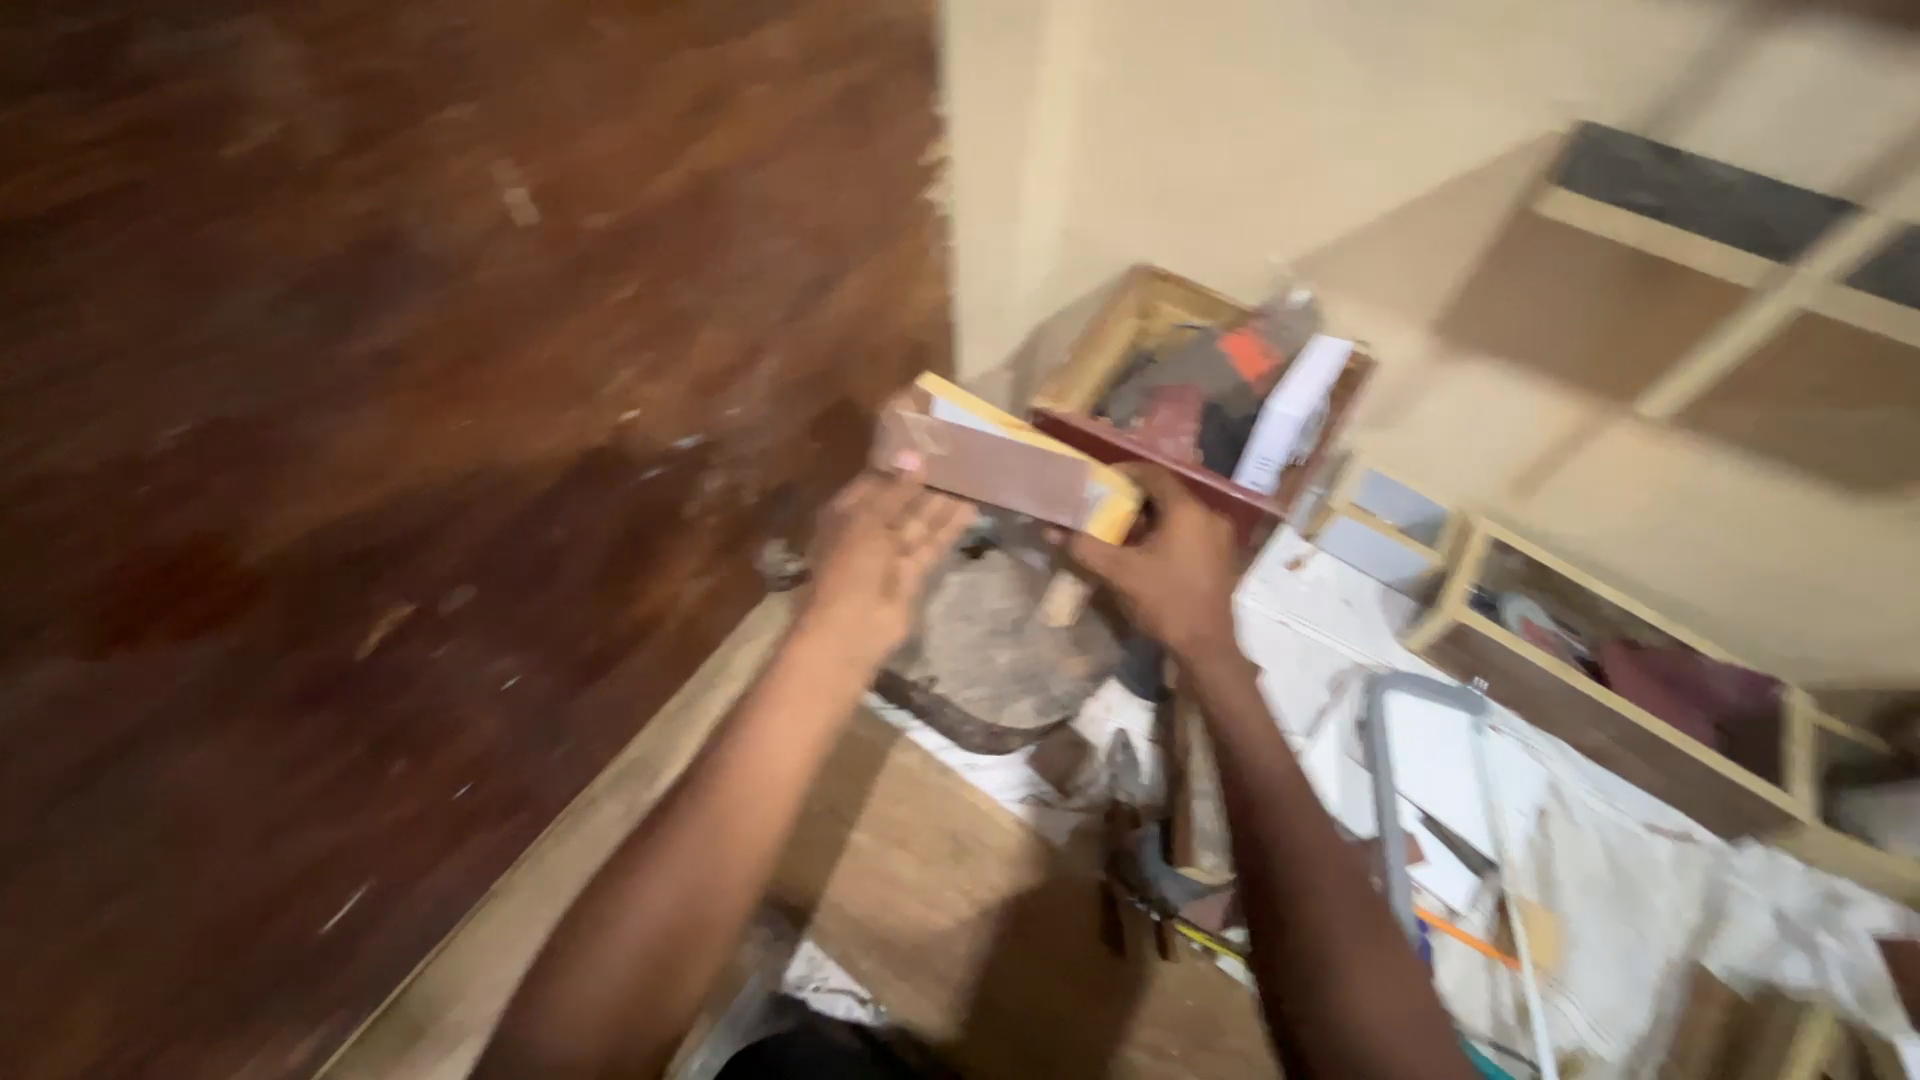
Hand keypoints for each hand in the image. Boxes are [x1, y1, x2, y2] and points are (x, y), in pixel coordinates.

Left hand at [796, 459, 974, 672]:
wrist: (852, 627)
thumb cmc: (849, 565)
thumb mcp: (869, 520)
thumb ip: (897, 490)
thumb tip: (915, 456)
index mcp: (845, 514)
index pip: (874, 482)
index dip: (898, 466)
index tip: (927, 445)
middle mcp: (867, 531)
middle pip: (899, 502)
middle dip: (924, 483)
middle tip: (956, 459)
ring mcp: (890, 554)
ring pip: (919, 523)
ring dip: (941, 503)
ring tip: (970, 477)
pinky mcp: (912, 574)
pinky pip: (932, 545)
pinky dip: (949, 528)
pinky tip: (970, 508)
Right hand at [1068, 463, 1238, 659]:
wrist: (1205, 647)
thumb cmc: (1164, 602)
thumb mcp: (1118, 573)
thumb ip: (1085, 547)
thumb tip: (1052, 531)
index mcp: (1187, 511)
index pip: (1154, 474)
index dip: (1126, 472)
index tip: (1102, 479)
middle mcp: (1209, 516)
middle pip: (1168, 494)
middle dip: (1136, 498)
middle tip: (1107, 506)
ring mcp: (1220, 538)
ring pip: (1180, 514)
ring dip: (1152, 517)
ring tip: (1122, 530)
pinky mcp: (1222, 557)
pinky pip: (1191, 532)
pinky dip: (1168, 533)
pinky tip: (1147, 551)